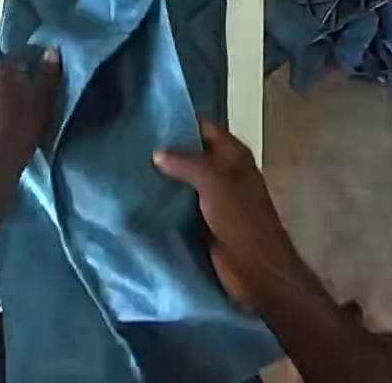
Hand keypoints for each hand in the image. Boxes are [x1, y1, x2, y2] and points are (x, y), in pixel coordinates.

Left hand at [0, 48, 61, 194]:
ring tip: (25, 96)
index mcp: (2, 72)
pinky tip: (13, 112)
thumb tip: (51, 51)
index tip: (45, 63)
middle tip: (35, 79)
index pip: (17, 53)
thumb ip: (47, 75)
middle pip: (3, 67)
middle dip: (17, 70)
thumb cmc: (21, 129)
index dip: (32, 55)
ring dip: (8, 85)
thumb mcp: (43, 101)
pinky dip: (1, 99)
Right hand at [155, 120, 312, 310]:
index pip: (205, 126)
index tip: (151, 123)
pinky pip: (183, 203)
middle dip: (169, 151)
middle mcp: (224, 170)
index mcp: (233, 153)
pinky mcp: (205, 220)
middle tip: (136, 147)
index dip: (182, 122)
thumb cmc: (239, 217)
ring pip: (186, 179)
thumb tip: (157, 152)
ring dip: (166, 177)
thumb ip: (185, 162)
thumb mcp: (212, 180)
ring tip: (134, 169)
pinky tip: (144, 197)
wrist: (256, 269)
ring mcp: (215, 196)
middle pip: (193, 152)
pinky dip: (167, 200)